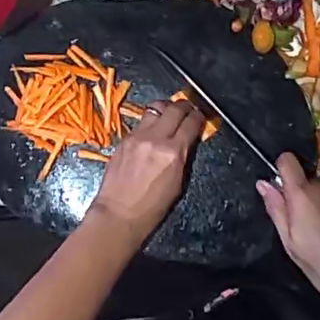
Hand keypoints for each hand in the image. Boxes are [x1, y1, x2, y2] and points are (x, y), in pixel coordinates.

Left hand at [88, 100, 203, 238]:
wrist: (119, 214)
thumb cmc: (153, 208)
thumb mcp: (178, 184)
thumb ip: (183, 157)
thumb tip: (187, 141)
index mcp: (174, 153)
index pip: (191, 123)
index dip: (198, 116)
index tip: (200, 115)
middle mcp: (156, 139)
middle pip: (174, 109)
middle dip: (184, 106)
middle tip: (188, 108)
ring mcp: (138, 136)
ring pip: (156, 108)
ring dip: (166, 107)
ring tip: (169, 112)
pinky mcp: (125, 138)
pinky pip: (142, 121)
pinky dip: (151, 121)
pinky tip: (152, 129)